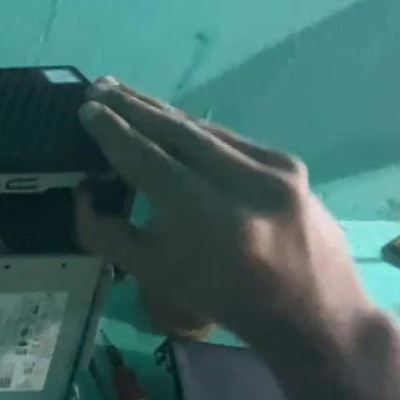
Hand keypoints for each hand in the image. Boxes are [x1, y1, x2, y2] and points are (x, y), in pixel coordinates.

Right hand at [73, 78, 375, 350]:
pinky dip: (188, 125)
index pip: (149, 160)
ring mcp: (276, 171)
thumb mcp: (152, 273)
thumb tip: (83, 188)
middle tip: (98, 86)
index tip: (86, 109)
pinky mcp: (289, 164)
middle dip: (131, 106)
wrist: (316, 313)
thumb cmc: (223, 297)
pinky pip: (226, 137)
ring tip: (122, 92)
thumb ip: (106, 232)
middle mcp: (247, 186)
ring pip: (201, 128)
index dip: (113, 132)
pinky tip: (164, 116)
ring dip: (157, 109)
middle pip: (177, 132)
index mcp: (210, 220)